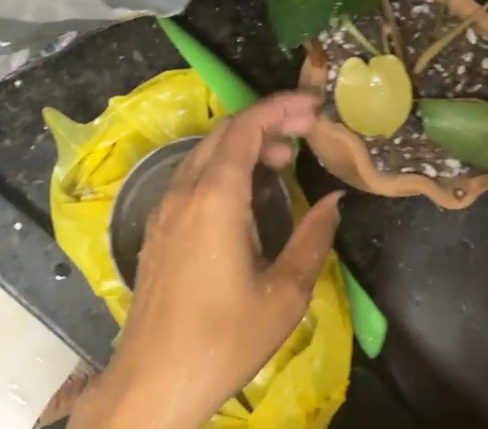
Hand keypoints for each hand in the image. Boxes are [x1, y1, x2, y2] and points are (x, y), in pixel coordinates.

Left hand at [71, 93, 342, 428]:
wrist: (152, 382)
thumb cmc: (223, 340)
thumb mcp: (284, 295)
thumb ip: (312, 238)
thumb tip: (334, 200)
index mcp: (216, 196)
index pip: (247, 127)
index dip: (281, 108)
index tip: (313, 106)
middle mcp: (185, 190)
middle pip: (225, 133)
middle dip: (267, 122)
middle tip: (306, 132)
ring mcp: (165, 208)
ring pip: (206, 153)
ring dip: (244, 145)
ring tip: (283, 163)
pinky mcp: (158, 228)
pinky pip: (192, 177)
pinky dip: (224, 168)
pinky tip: (247, 195)